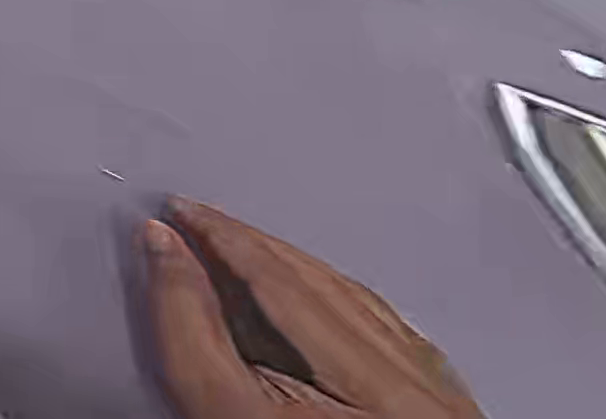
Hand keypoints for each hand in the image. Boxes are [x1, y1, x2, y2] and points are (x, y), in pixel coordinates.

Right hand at [146, 198, 483, 418]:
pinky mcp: (445, 414)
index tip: (175, 207)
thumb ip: (182, 311)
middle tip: (194, 216)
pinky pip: (382, 326)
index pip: (280, 279)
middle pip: (319, 282)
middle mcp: (427, 390)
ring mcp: (445, 403)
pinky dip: (327, 290)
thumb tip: (160, 237)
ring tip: (234, 241)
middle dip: (247, 240)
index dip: (220, 233)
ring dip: (285, 260)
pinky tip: (302, 286)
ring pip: (355, 299)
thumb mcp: (212, 398)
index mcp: (379, 387)